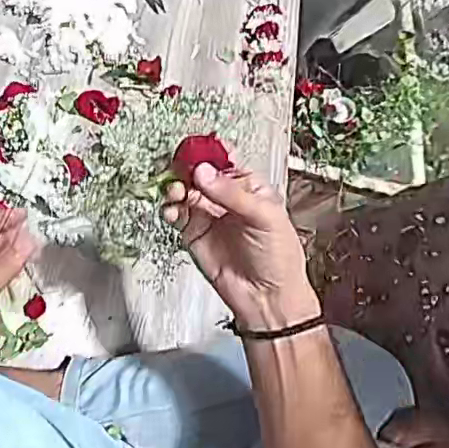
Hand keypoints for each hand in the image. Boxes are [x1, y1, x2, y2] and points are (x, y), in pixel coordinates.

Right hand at [162, 163, 313, 331]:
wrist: (267, 298)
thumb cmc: (279, 257)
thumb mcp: (264, 217)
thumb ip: (232, 194)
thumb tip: (204, 173)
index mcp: (248, 186)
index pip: (224, 159)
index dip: (208, 152)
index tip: (194, 149)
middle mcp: (225, 197)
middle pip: (198, 172)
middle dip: (186, 168)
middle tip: (179, 169)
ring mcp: (208, 214)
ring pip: (184, 190)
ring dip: (176, 187)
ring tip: (176, 191)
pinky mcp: (193, 233)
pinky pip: (176, 214)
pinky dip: (169, 208)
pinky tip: (173, 209)